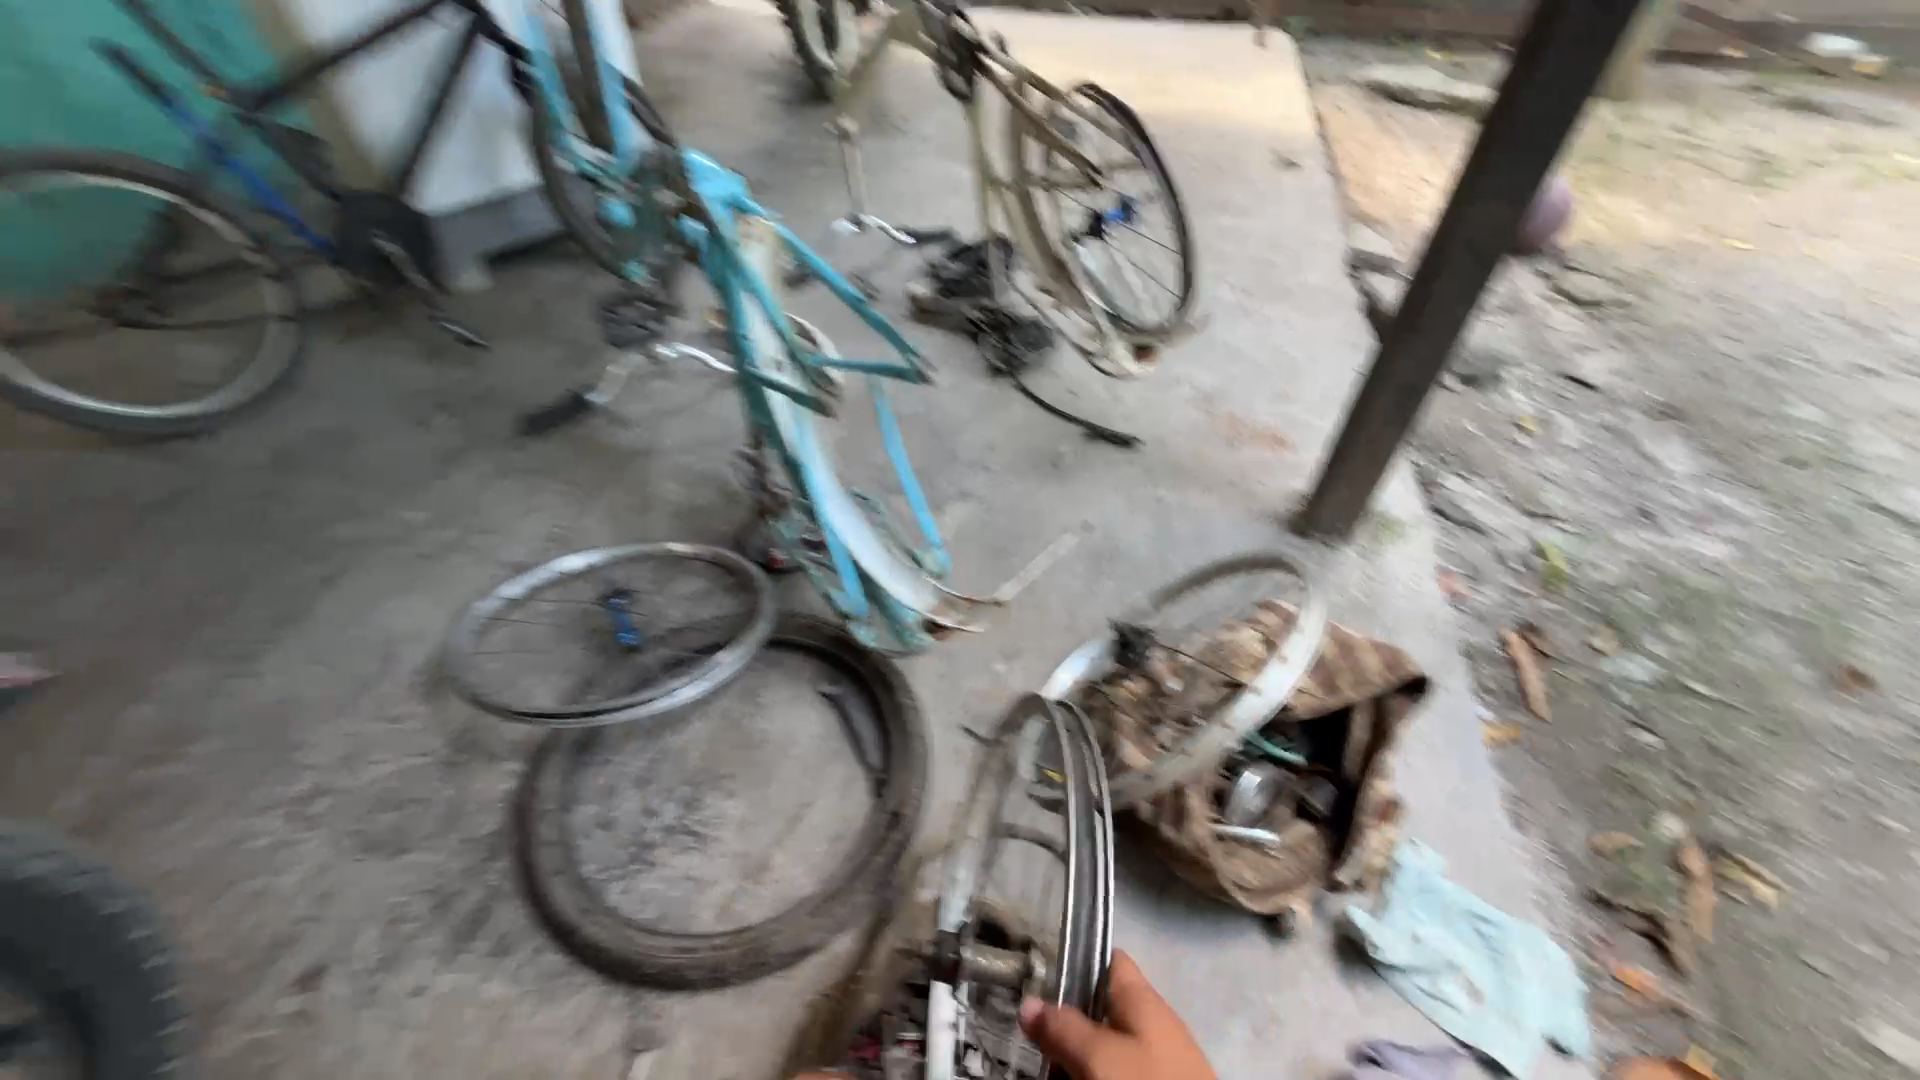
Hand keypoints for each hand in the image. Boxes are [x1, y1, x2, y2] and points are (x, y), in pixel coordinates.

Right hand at [1018, 951, 1215, 1079]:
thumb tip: (1028, 1002)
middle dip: (1068, 1019)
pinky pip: (1120, 1070)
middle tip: (1032, 1034)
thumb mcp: (1097, 1057)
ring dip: (1079, 1053)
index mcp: (1142, 998)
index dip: (1076, 961)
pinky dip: (1097, 1074)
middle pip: (1102, 1007)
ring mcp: (1160, 1058)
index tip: (1041, 977)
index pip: (1109, 959)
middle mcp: (1153, 1022)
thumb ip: (1062, 1028)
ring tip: (1046, 1067)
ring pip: (1108, 1045)